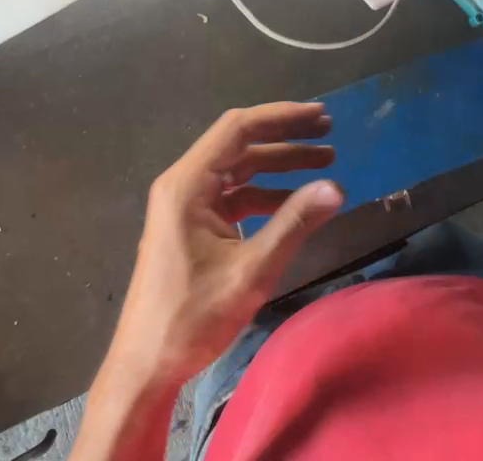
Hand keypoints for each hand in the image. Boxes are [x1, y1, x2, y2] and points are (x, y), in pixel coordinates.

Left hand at [105, 101, 345, 388]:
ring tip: (325, 161)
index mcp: (187, 184)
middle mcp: (184, 184)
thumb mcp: (250, 271)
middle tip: (329, 132)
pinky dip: (266, 193)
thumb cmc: (191, 317)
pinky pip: (235, 196)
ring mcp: (187, 205)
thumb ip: (293, 223)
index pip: (237, 129)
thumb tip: (337, 188)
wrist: (145, 366)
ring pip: (240, 170)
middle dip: (286, 137)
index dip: (281, 117)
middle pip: (240, 144)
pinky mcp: (194, 226)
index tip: (320, 116)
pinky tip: (297, 202)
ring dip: (280, 165)